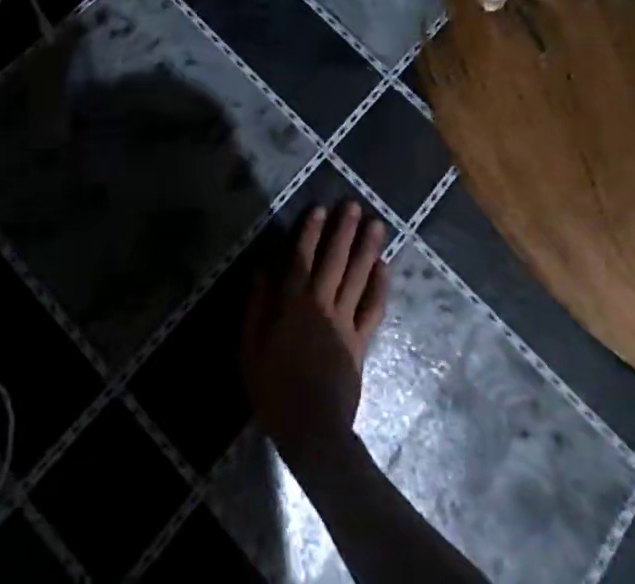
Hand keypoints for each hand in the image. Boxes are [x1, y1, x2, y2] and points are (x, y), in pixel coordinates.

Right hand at [241, 201, 389, 465]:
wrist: (313, 429)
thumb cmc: (273, 390)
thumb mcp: (250, 348)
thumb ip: (257, 307)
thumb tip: (262, 270)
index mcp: (292, 306)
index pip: (301, 260)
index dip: (309, 233)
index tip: (318, 209)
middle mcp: (322, 307)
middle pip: (335, 262)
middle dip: (343, 231)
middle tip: (353, 205)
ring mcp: (345, 323)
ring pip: (358, 279)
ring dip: (367, 249)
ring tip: (376, 224)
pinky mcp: (361, 342)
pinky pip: (373, 309)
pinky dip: (379, 286)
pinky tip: (384, 267)